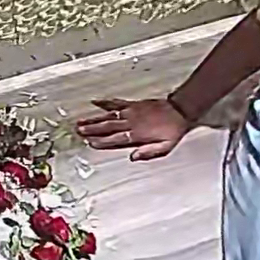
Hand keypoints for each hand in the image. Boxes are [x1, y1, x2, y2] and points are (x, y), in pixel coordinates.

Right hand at [74, 97, 192, 160]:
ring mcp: (130, 112)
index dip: (102, 142)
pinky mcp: (132, 104)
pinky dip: (105, 103)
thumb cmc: (173, 130)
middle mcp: (130, 122)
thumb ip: (149, 152)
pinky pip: (116, 103)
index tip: (90, 143)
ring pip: (108, 116)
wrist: (180, 110)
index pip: (115, 139)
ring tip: (80, 122)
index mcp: (137, 134)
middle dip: (92, 130)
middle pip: (107, 127)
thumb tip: (133, 157)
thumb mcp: (165, 147)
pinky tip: (95, 102)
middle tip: (78, 132)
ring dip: (93, 119)